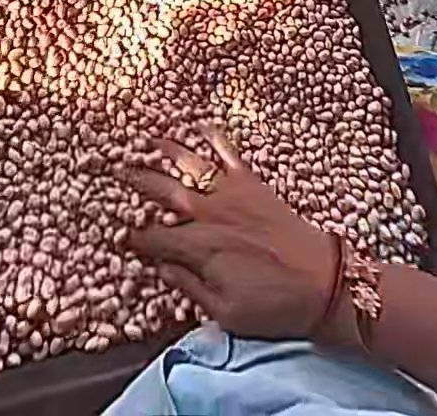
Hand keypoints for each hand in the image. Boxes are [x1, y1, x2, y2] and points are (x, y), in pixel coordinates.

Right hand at [121, 125, 337, 339]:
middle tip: (117, 169)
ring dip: (165, 150)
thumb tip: (159, 266)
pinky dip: (212, 136)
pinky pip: (226, 152)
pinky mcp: (249, 180)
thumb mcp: (225, 312)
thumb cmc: (272, 305)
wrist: (320, 281)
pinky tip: (198, 124)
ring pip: (189, 164)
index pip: (154, 238)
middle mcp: (207, 213)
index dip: (134, 236)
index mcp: (198, 247)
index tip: (119, 233)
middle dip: (136, 180)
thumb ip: (188, 286)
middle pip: (162, 190)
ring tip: (146, 139)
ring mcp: (228, 192)